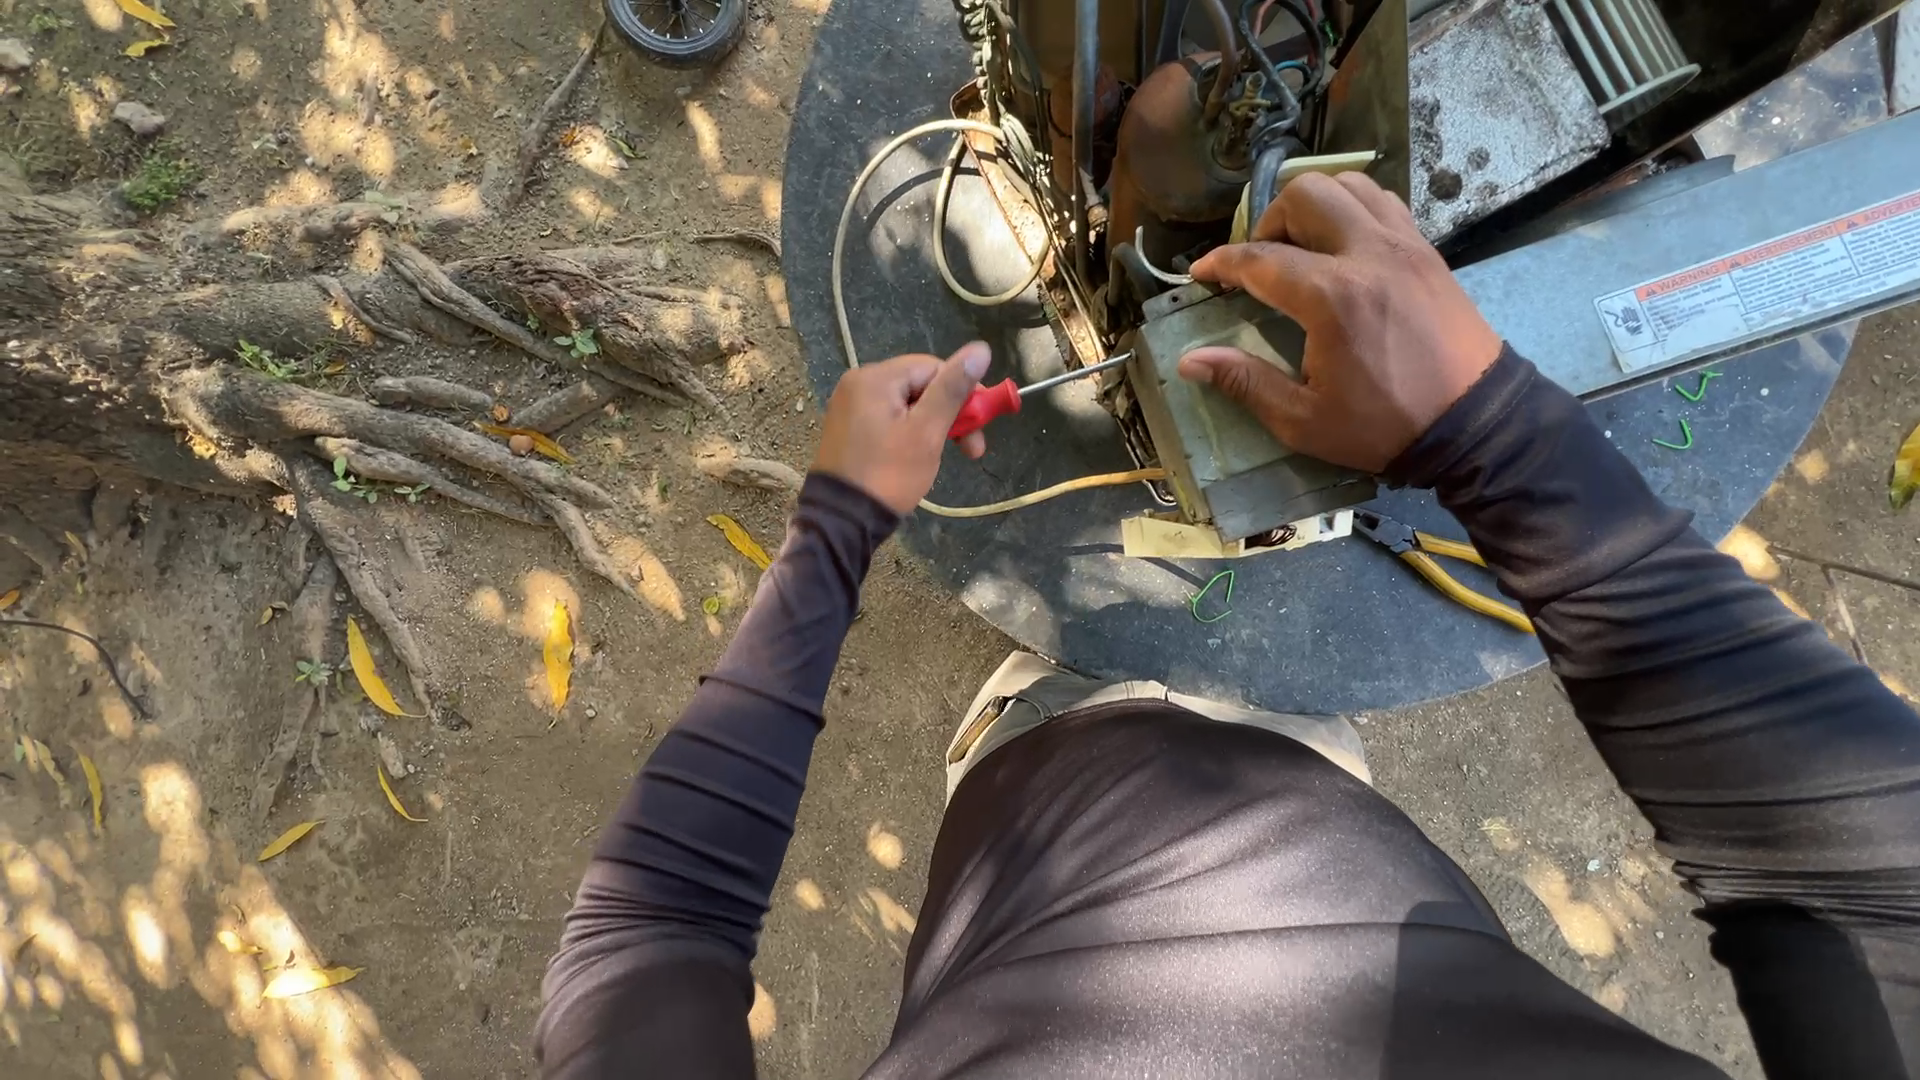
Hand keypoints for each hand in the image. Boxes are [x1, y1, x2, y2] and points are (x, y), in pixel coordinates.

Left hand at [813, 342, 990, 513]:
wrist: (842, 520)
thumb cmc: (888, 474)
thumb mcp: (927, 432)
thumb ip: (953, 389)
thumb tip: (981, 349)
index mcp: (875, 378)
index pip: (933, 367)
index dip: (962, 392)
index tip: (979, 425)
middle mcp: (858, 384)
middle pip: (920, 385)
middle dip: (950, 414)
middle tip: (972, 450)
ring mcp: (850, 407)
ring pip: (907, 405)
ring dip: (933, 427)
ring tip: (943, 456)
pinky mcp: (849, 429)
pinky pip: (889, 419)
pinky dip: (910, 434)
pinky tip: (918, 457)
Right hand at [1180, 171, 1501, 472]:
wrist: (1473, 424)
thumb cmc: (1381, 426)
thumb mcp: (1301, 418)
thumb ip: (1244, 382)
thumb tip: (1189, 361)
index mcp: (1332, 298)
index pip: (1260, 259)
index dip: (1220, 262)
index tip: (1199, 273)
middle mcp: (1368, 254)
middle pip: (1305, 195)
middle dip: (1267, 223)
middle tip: (1258, 264)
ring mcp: (1405, 245)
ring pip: (1348, 186)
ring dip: (1311, 208)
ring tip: (1297, 249)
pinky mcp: (1427, 251)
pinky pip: (1382, 202)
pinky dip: (1350, 210)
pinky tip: (1339, 248)